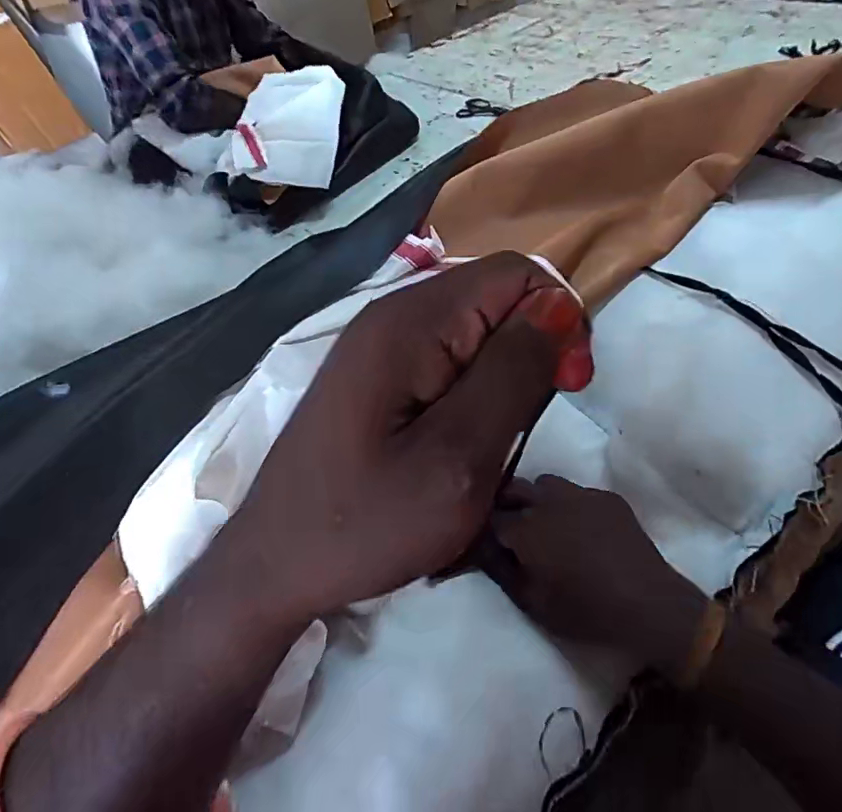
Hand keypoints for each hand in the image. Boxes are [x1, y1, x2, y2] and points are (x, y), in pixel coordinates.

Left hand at [218, 253, 594, 624]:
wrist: (272, 568)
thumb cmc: (364, 523)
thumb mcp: (459, 458)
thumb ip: (514, 374)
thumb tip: (558, 306)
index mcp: (412, 322)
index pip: (517, 273)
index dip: (560, 318)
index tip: (569, 385)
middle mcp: (395, 313)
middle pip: (498, 295)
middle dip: (535, 348)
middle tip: (526, 424)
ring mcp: (383, 341)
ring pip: (479, 327)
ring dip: (508, 374)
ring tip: (494, 439)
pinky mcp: (379, 371)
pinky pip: (452, 355)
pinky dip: (478, 387)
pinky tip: (466, 436)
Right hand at [487, 475, 705, 673]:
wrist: (646, 601)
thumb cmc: (584, 609)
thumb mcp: (531, 602)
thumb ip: (499, 570)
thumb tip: (481, 547)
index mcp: (526, 528)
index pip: (492, 518)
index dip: (488, 530)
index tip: (489, 542)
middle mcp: (548, 501)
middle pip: (514, 489)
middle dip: (507, 504)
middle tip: (512, 528)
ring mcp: (580, 494)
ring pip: (546, 483)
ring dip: (538, 499)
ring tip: (546, 523)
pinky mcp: (606, 497)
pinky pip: (578, 491)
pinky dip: (571, 504)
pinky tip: (581, 528)